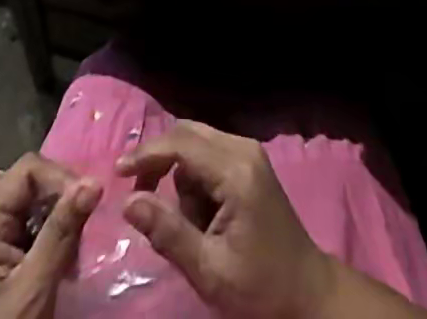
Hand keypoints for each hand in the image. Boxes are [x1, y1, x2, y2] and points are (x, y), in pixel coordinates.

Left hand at [0, 153, 102, 318]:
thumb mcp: (33, 287)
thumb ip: (61, 232)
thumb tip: (95, 181)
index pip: (27, 171)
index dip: (61, 179)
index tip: (91, 202)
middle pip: (34, 187)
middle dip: (66, 201)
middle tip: (90, 231)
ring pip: (41, 209)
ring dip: (67, 224)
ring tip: (80, 253)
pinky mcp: (11, 264)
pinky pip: (41, 234)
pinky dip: (61, 242)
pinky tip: (71, 265)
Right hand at [115, 121, 336, 318]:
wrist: (308, 292)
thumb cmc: (260, 286)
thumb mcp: (209, 270)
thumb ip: (168, 233)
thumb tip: (128, 202)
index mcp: (236, 172)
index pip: (181, 144)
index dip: (146, 154)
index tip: (118, 173)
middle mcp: (243, 149)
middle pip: (186, 133)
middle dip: (159, 161)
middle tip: (140, 195)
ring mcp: (249, 152)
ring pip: (194, 143)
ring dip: (179, 175)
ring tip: (188, 223)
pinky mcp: (249, 161)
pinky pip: (208, 153)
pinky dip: (194, 177)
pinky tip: (202, 213)